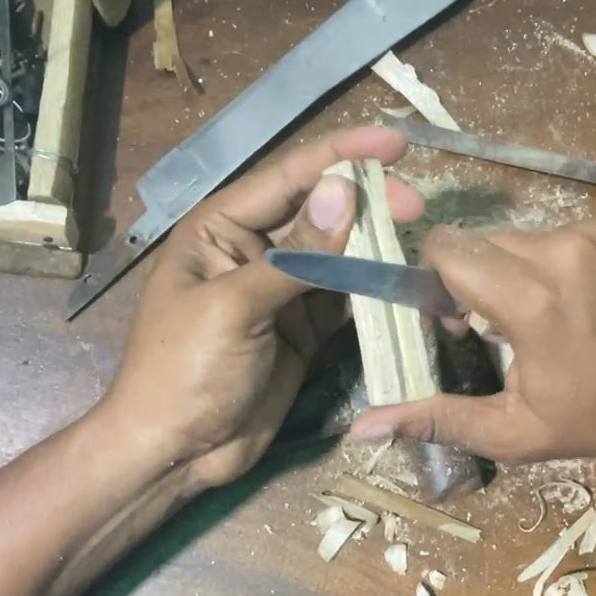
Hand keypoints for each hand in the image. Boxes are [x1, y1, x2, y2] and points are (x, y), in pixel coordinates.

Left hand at [101, 127, 424, 488]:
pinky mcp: (303, 331)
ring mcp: (281, 293)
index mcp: (221, 228)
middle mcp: (254, 251)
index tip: (396, 144)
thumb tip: (344, 194)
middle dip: (368, 204)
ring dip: (376, 248)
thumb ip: (294, 255)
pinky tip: (403, 286)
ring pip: (338, 257)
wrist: (176, 451)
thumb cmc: (184, 371)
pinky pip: (344, 301)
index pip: (287, 176)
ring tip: (420, 242)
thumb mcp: (234, 307)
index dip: (342, 155)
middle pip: (320, 213)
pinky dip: (373, 294)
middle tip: (417, 205)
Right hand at [350, 219, 595, 478]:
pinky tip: (570, 300)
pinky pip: (553, 231)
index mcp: (532, 300)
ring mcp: (594, 231)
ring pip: (513, 234)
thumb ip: (434, 419)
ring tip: (536, 316)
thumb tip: (361, 428)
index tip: (456, 321)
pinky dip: (546, 261)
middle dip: (470, 278)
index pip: (447, 251)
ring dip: (508, 269)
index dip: (437, 284)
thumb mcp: (510, 433)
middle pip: (477, 242)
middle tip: (495, 327)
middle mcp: (561, 249)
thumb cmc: (591, 423)